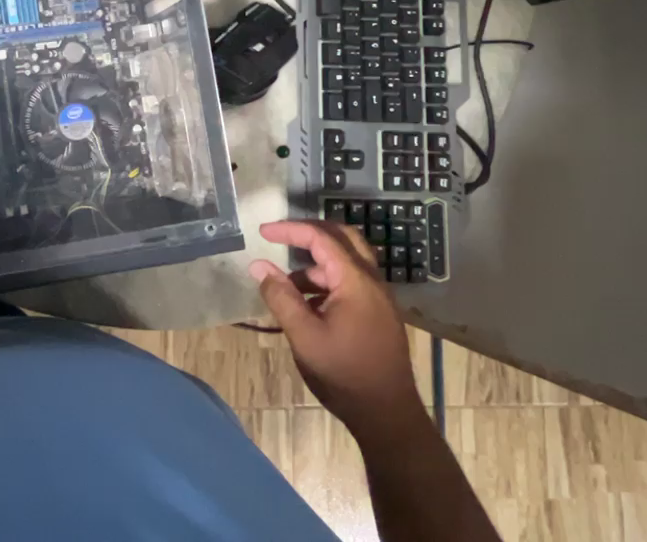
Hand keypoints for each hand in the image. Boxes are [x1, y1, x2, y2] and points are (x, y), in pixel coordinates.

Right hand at [249, 220, 420, 421]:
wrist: (388, 415)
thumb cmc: (343, 373)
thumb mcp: (304, 336)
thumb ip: (281, 297)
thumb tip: (258, 265)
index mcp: (355, 281)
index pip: (321, 238)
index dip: (290, 230)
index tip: (263, 232)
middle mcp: (372, 281)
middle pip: (342, 238)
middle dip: (309, 233)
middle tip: (280, 237)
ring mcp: (378, 298)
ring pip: (347, 261)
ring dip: (316, 262)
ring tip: (286, 283)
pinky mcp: (378, 314)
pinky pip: (351, 281)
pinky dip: (326, 280)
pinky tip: (307, 304)